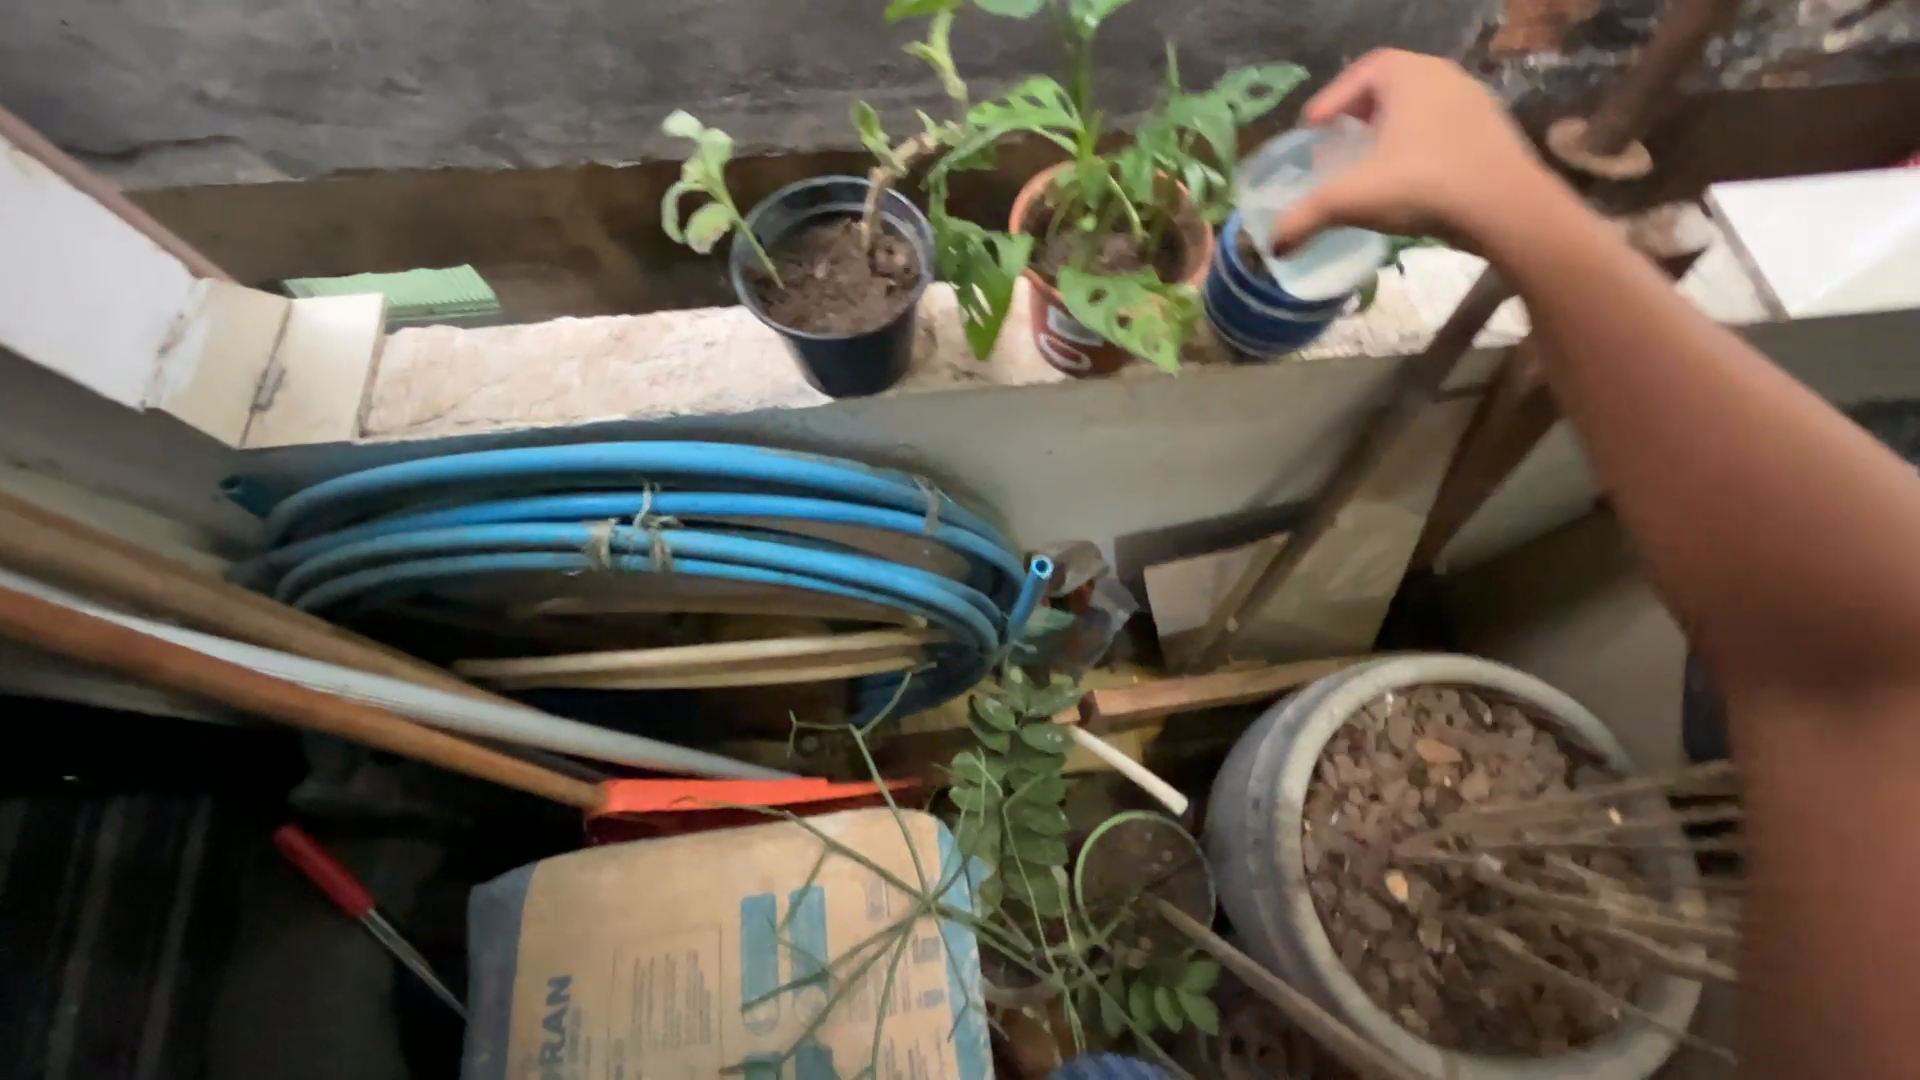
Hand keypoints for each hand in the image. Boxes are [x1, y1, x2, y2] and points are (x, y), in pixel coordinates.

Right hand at [1270, 50, 1560, 253]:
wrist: (1504, 208)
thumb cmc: (1422, 185)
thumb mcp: (1350, 200)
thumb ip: (1305, 218)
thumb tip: (1272, 244)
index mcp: (1410, 77)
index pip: (1366, 70)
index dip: (1334, 97)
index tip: (1312, 128)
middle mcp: (1445, 78)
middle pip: (1392, 86)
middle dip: (1358, 113)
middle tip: (1335, 143)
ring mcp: (1473, 105)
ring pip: (1418, 109)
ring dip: (1388, 131)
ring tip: (1366, 164)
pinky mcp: (1489, 135)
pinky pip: (1441, 131)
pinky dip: (1414, 148)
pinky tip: (1403, 181)